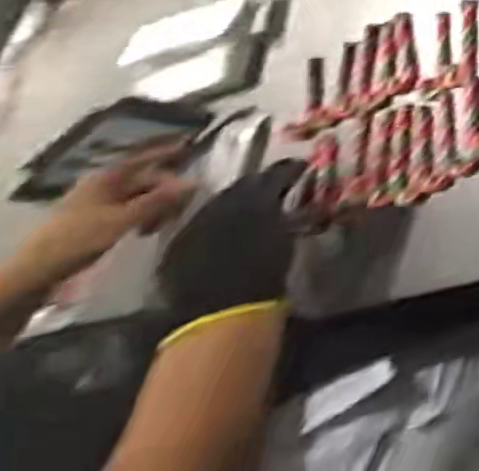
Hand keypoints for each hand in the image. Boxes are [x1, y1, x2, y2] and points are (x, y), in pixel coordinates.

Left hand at [12, 143, 193, 285]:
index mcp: (106, 178)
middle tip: (178, 211)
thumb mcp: (122, 220)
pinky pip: (128, 208)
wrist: (28, 275)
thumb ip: (160, 200)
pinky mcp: (93, 218)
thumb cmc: (75, 241)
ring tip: (157, 227)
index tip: (191, 145)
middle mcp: (102, 184)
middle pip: (146, 179)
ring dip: (156, 207)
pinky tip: (144, 230)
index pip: (145, 158)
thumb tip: (196, 181)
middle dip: (166, 192)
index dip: (168, 151)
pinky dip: (142, 215)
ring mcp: (96, 202)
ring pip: (140, 195)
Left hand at [158, 160, 304, 319]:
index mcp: (253, 199)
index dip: (289, 169)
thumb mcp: (287, 234)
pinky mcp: (176, 246)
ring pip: (219, 203)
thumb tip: (298, 197)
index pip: (273, 173)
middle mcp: (219, 206)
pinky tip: (227, 232)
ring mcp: (193, 225)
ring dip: (237, 202)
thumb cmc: (266, 270)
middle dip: (261, 183)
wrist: (222, 311)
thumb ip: (288, 211)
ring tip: (253, 209)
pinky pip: (201, 224)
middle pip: (242, 185)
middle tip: (278, 186)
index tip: (302, 167)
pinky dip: (217, 222)